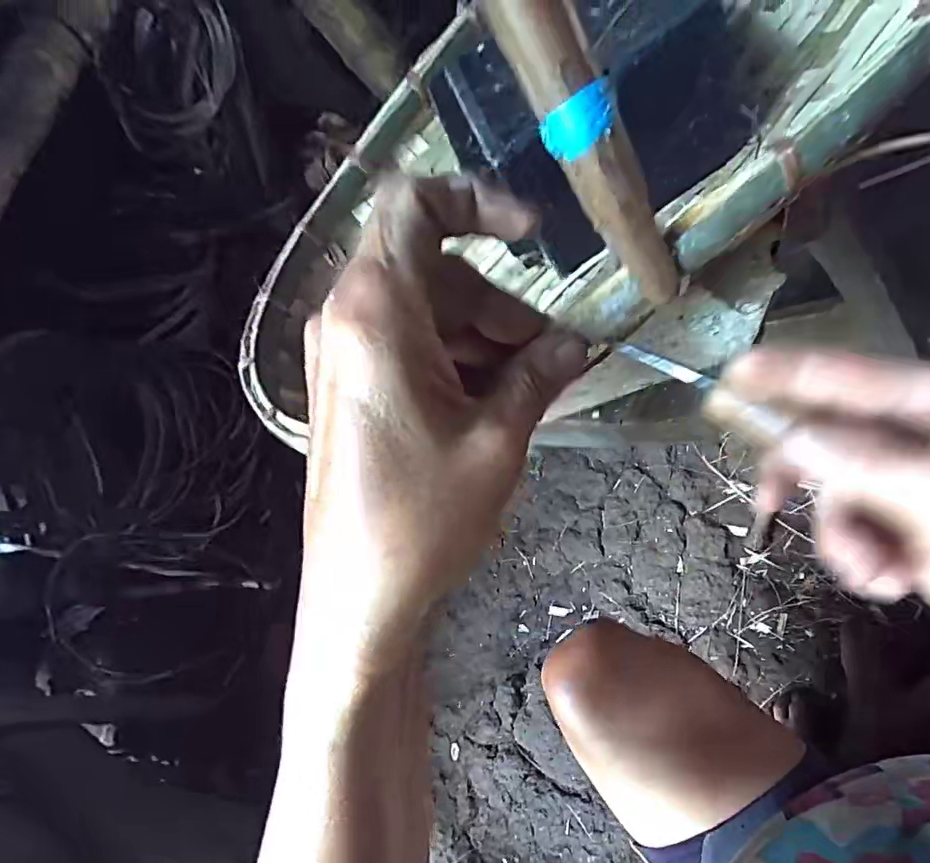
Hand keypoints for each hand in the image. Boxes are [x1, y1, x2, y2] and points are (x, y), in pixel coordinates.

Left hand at [298, 175, 589, 666]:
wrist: (363, 590)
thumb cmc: (427, 514)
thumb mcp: (499, 440)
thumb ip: (539, 376)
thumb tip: (578, 343)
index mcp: (377, 315)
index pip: (414, 209)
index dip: (479, 204)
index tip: (537, 237)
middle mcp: (352, 319)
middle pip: (438, 272)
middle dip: (505, 305)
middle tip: (557, 360)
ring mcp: (352, 356)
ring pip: (435, 313)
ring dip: (493, 340)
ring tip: (538, 391)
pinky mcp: (361, 389)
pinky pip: (422, 349)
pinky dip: (469, 363)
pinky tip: (507, 405)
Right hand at [722, 350, 929, 640]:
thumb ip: (867, 464)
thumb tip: (795, 441)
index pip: (850, 378)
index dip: (789, 376)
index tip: (734, 375)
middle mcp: (915, 430)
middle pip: (829, 442)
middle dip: (809, 484)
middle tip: (768, 505)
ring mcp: (904, 477)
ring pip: (833, 499)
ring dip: (845, 542)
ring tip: (882, 572)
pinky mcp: (898, 520)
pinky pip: (848, 533)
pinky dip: (861, 562)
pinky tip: (896, 581)